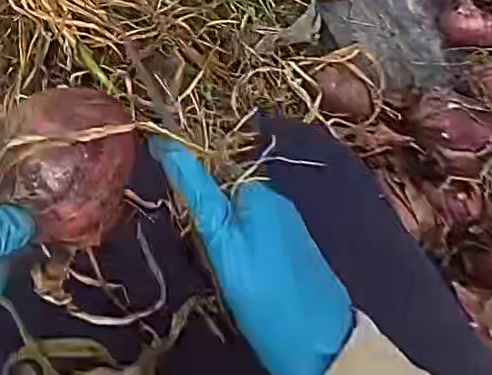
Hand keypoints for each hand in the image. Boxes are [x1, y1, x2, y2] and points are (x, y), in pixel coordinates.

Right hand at [151, 135, 353, 374]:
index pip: (206, 158)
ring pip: (233, 205)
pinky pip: (249, 224)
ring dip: (214, 219)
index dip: (180, 166)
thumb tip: (161, 138)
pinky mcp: (292, 248)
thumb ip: (193, 189)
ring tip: (203, 251)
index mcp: (255, 188)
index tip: (162, 186)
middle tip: (187, 233)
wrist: (330, 356)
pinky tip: (227, 260)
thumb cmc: (266, 295)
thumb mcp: (220, 241)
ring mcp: (286, 223)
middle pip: (219, 182)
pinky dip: (232, 234)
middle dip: (198, 199)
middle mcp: (273, 197)